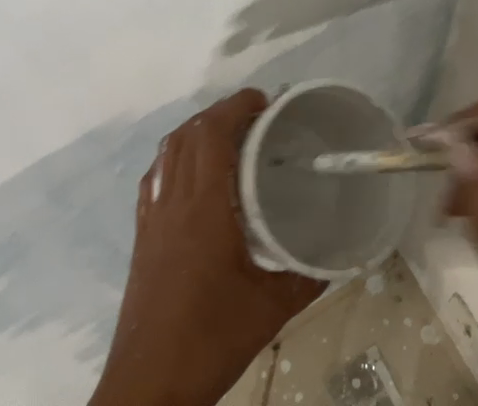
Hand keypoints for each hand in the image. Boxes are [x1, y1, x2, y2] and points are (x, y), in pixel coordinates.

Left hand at [90, 88, 324, 405]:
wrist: (151, 381)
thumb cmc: (211, 337)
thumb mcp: (271, 307)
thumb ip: (305, 276)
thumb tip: (335, 257)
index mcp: (204, 207)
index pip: (212, 135)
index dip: (235, 107)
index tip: (263, 100)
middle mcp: (172, 201)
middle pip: (187, 135)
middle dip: (219, 114)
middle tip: (255, 116)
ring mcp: (151, 217)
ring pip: (167, 153)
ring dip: (194, 132)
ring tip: (227, 137)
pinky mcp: (142, 235)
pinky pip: (155, 178)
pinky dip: (175, 159)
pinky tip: (194, 177)